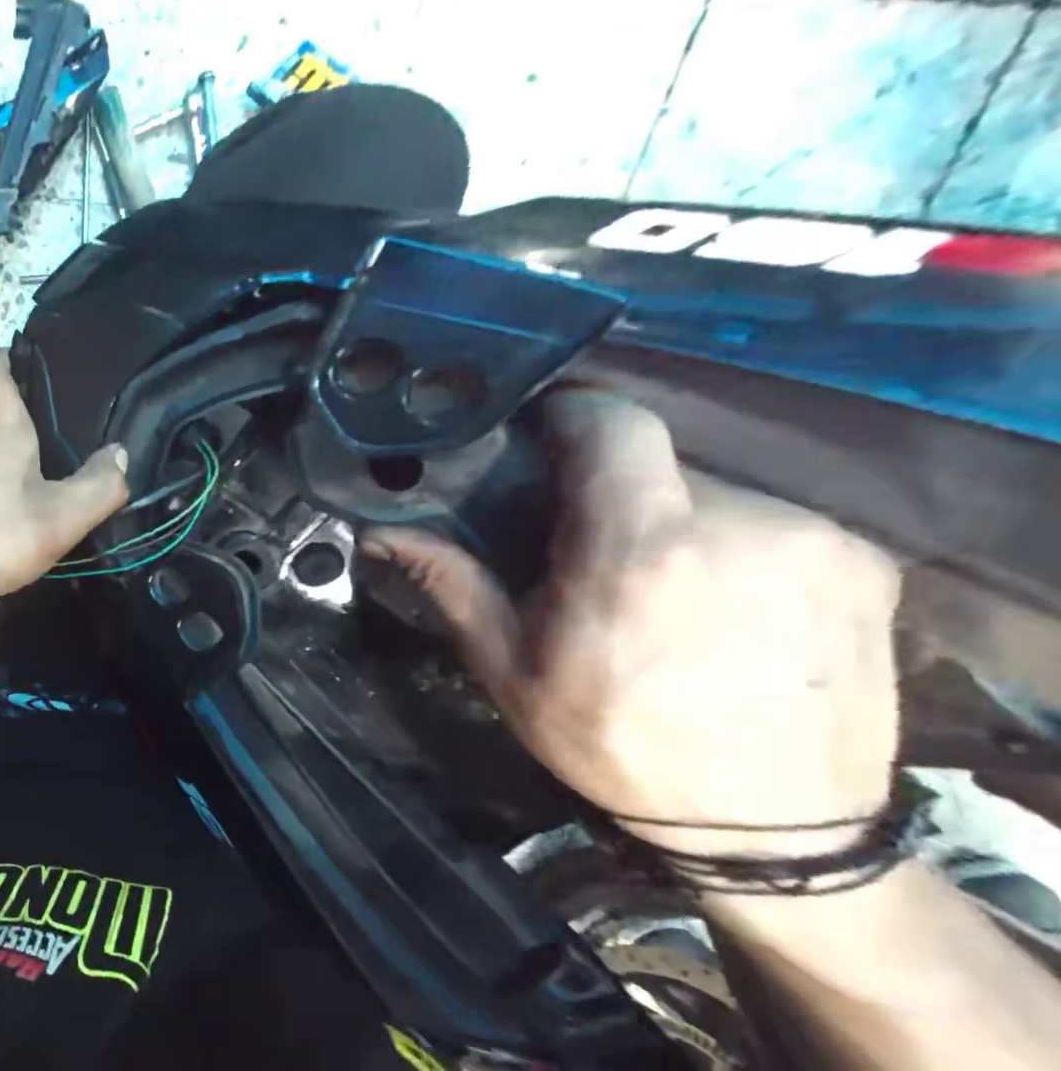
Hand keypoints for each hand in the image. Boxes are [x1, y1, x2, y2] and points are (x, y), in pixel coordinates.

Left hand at [0, 350, 128, 613]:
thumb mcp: (63, 515)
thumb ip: (100, 485)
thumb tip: (119, 455)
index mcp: (1, 426)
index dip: (10, 356)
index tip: (38, 362)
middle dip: (27, 402)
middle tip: (67, 415)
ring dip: (19, 439)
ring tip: (57, 455)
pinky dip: (8, 469)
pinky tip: (29, 497)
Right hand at [364, 390, 902, 856]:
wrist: (772, 834)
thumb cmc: (614, 743)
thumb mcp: (509, 666)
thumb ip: (452, 582)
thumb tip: (382, 532)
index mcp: (639, 550)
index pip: (612, 423)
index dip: (570, 414)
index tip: (540, 439)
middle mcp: (740, 526)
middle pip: (654, 462)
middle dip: (611, 491)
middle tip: (583, 544)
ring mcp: (816, 540)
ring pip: (712, 491)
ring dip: (671, 520)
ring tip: (653, 585)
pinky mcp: (866, 563)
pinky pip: (770, 520)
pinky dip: (730, 543)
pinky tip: (719, 602)